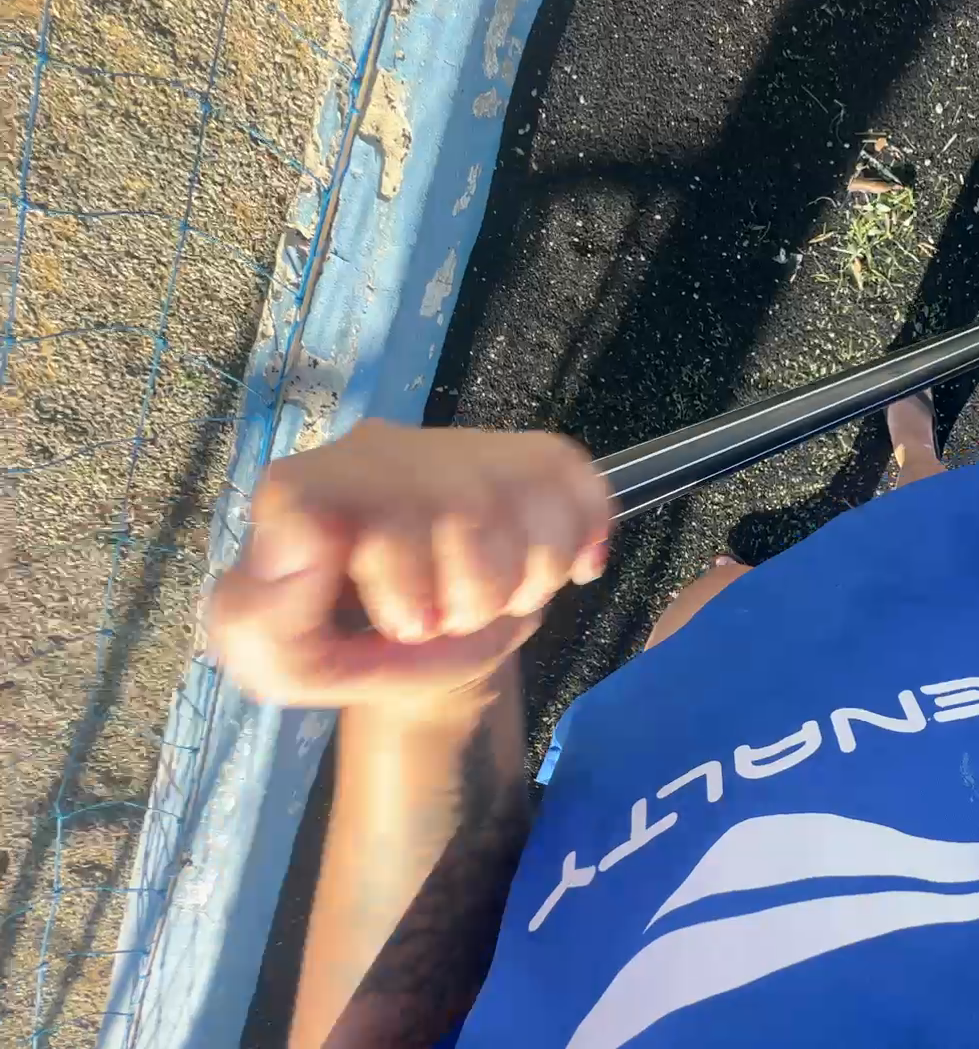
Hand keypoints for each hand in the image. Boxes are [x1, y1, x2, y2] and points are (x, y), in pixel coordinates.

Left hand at [206, 419, 609, 717]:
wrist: (439, 631)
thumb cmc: (359, 642)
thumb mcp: (287, 660)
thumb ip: (263, 621)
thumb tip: (305, 540)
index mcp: (307, 491)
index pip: (330, 497)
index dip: (394, 570)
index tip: (414, 623)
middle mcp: (386, 452)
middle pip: (463, 513)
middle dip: (477, 597)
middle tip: (457, 622)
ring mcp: (470, 449)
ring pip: (532, 509)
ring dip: (531, 583)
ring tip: (502, 599)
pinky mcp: (540, 457)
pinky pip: (584, 493)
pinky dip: (585, 546)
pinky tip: (567, 570)